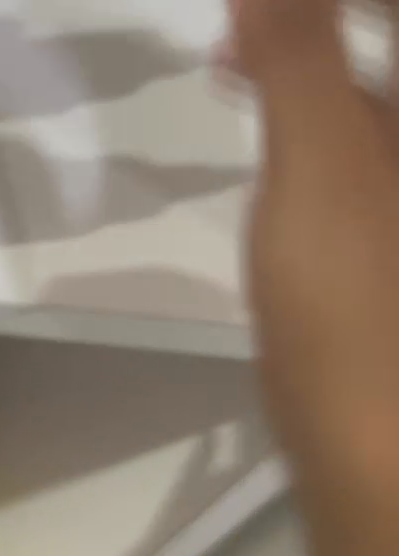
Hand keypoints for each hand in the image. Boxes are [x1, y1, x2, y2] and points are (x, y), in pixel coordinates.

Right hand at [225, 0, 398, 555]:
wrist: (393, 438)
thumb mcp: (323, 171)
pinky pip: (380, 129)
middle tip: (247, 25)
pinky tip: (287, 111)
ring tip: (253, 53)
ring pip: (384, 90)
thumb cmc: (363, 308)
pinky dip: (339, 102)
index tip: (252, 7)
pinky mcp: (397, 219)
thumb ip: (302, 60)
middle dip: (334, 22)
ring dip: (334, 53)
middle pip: (387, 45)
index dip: (331, 4)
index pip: (389, 19)